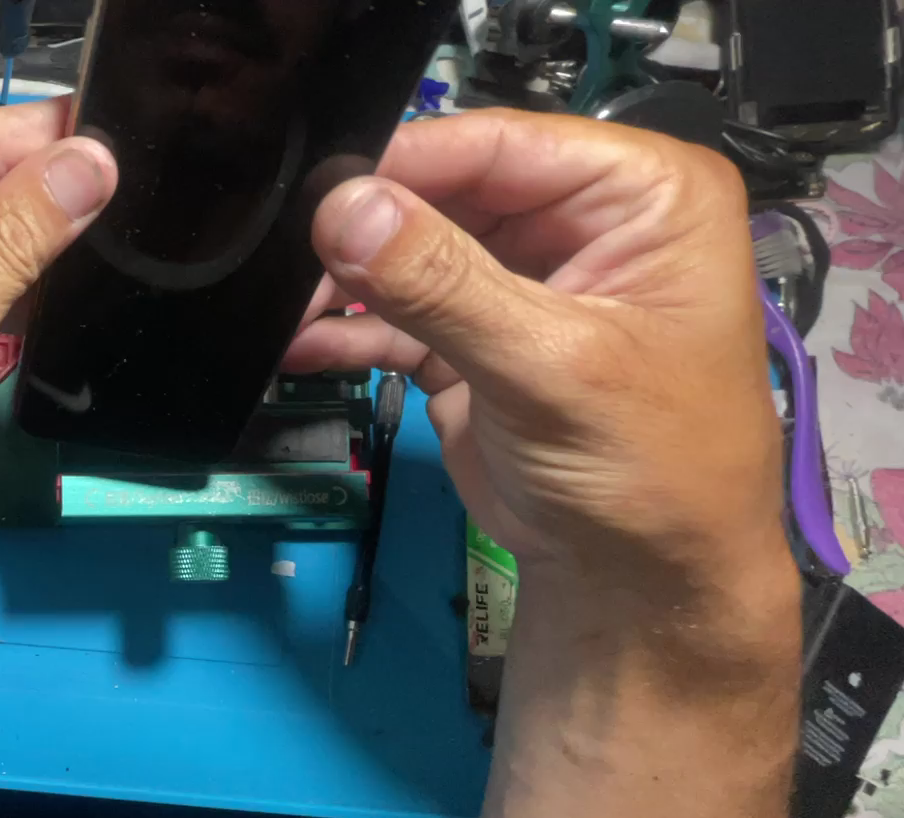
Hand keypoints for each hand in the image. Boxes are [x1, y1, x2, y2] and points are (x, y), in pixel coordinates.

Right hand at [286, 110, 787, 595]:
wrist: (621, 566)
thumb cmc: (636, 460)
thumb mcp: (543, 363)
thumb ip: (442, 285)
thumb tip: (345, 211)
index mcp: (628, 199)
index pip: (494, 148)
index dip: (401, 170)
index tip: (314, 204)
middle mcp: (564, 231)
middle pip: (435, 202)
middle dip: (359, 239)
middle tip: (289, 274)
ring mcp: (503, 290)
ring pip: (398, 263)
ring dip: (339, 292)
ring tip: (285, 320)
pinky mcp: (457, 344)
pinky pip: (385, 322)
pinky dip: (342, 337)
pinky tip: (300, 351)